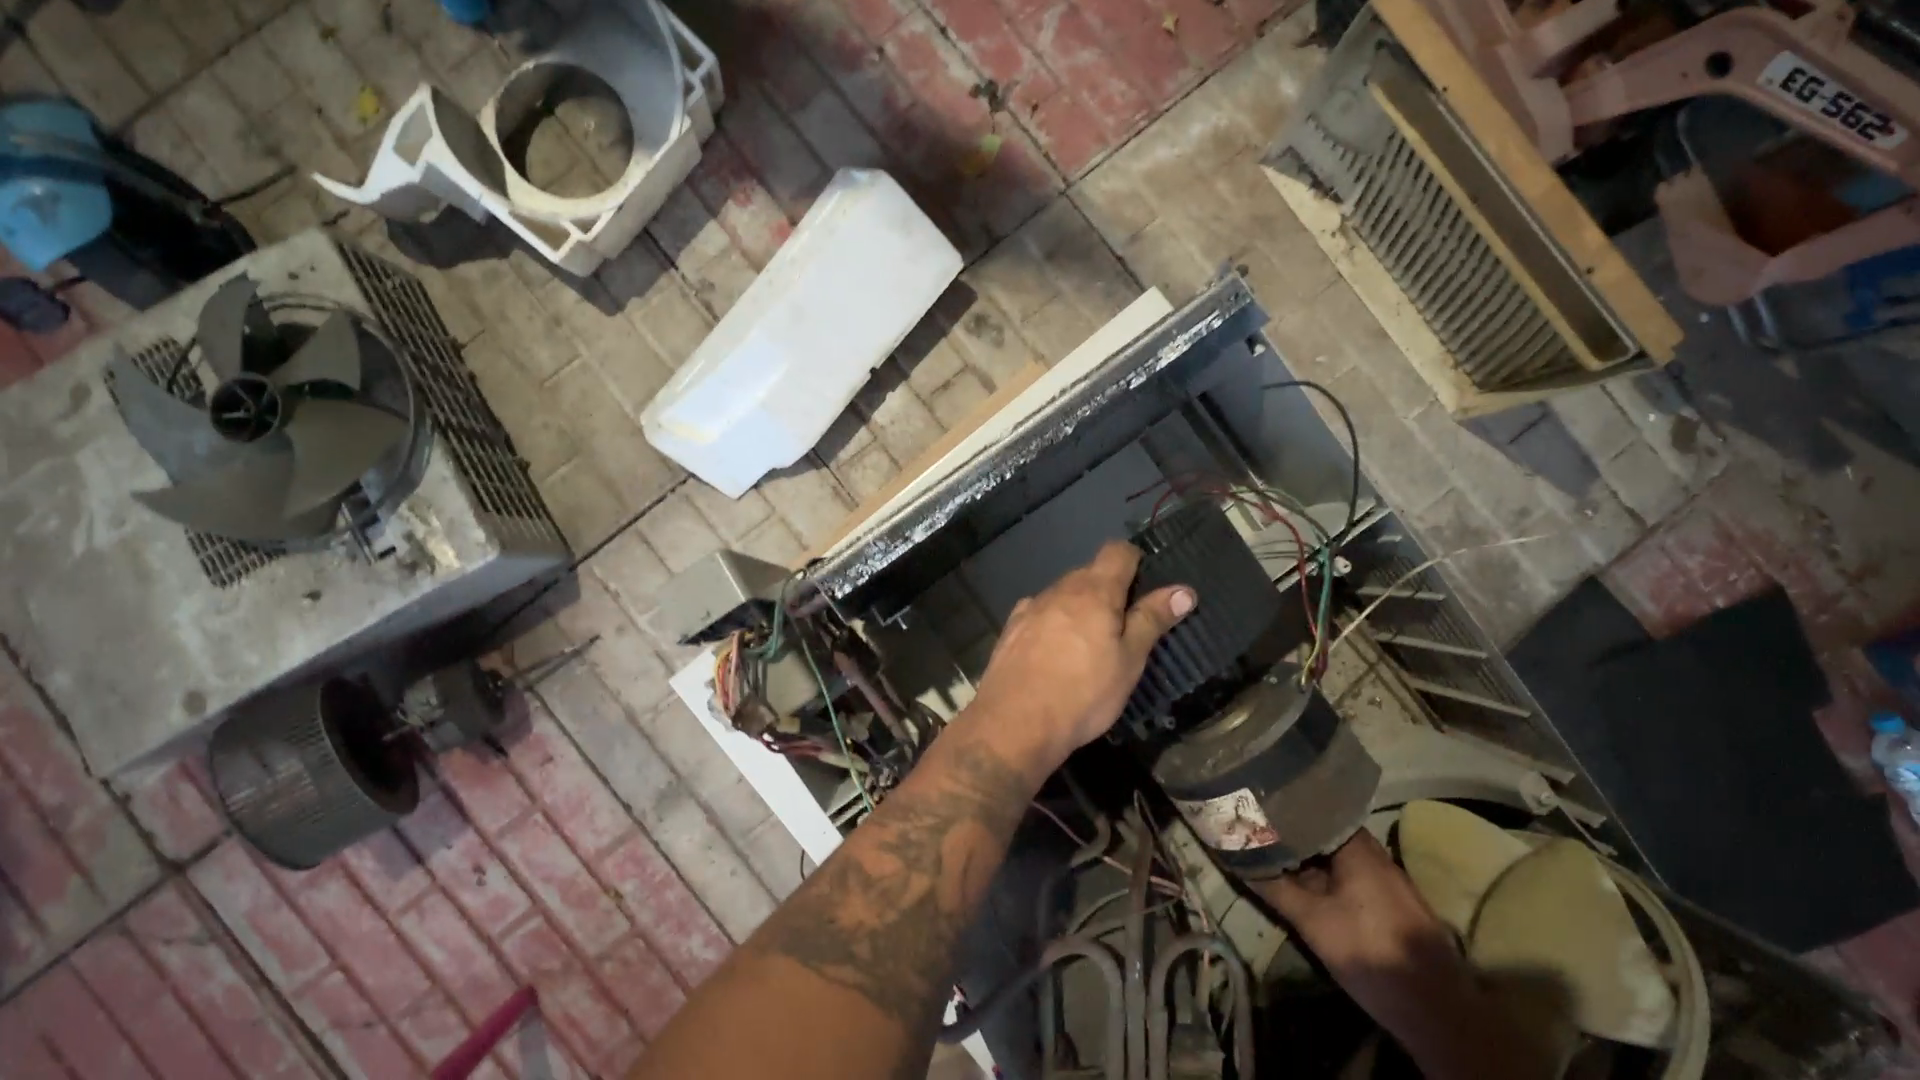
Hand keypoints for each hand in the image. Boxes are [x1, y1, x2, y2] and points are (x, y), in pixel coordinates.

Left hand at [967, 541, 1195, 769]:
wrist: (1015, 724)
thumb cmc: (1083, 693)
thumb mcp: (1129, 661)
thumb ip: (1152, 620)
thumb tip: (1183, 590)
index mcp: (1093, 592)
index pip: (1117, 552)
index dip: (1134, 560)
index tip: (1145, 584)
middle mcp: (1059, 590)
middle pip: (1088, 573)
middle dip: (1108, 589)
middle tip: (1123, 625)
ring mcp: (1030, 609)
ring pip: (1062, 595)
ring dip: (1078, 607)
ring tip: (1089, 643)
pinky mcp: (1010, 630)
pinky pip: (1039, 614)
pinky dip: (1052, 623)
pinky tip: (1054, 651)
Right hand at [1259, 832, 1568, 1079]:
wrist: (1434, 1007)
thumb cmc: (1369, 951)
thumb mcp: (1312, 921)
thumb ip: (1275, 887)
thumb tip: (1238, 858)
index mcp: (1358, 847)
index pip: (1315, 810)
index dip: (1283, 808)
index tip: (1254, 808)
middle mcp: (1375, 854)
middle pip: (1324, 833)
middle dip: (1291, 834)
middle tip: (1255, 832)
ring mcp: (1386, 879)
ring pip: (1337, 857)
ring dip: (1307, 858)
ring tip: (1273, 856)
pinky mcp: (1390, 903)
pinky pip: (1349, 876)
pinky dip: (1325, 876)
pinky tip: (1305, 886)